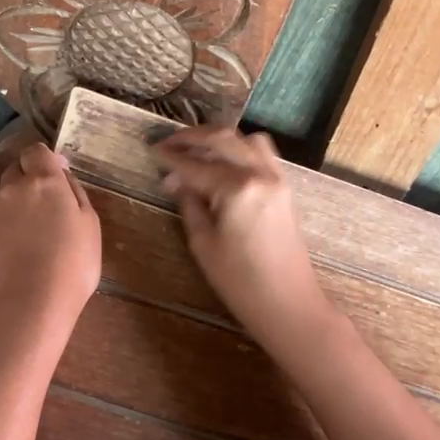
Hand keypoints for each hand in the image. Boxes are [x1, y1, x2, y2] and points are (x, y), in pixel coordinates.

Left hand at [0, 143, 101, 332]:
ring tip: (27, 238)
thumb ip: (75, 193)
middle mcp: (12, 188)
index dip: (45, 161)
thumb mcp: (90, 227)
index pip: (36, 152)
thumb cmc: (70, 268)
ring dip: (13, 206)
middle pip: (15, 171)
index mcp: (44, 182)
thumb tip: (62, 175)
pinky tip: (11, 253)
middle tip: (43, 211)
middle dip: (28, 181)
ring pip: (0, 197)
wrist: (26, 306)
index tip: (56, 177)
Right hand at [154, 126, 331, 342]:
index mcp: (235, 189)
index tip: (151, 151)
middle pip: (222, 139)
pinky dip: (240, 149)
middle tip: (168, 144)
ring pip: (246, 139)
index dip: (170, 157)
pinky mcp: (285, 188)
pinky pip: (262, 153)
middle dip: (191, 137)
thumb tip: (176, 182)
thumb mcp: (203, 244)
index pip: (195, 165)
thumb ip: (190, 205)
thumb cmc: (239, 281)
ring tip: (196, 150)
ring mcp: (277, 178)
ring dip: (219, 139)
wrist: (288, 302)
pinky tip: (223, 164)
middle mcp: (259, 174)